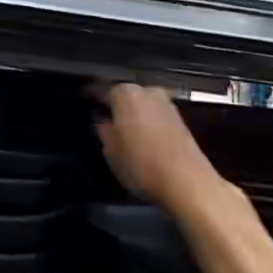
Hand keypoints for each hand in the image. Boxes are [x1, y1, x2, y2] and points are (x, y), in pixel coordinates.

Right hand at [96, 84, 223, 213]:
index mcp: (125, 94)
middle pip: (124, 94)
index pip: (101, 89)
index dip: (90, 95)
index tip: (84, 98)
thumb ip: (102, 129)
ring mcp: (166, 103)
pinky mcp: (179, 119)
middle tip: (101, 116)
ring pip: (140, 103)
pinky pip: (154, 114)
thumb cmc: (142, 164)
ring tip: (120, 129)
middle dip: (113, 103)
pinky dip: (145, 121)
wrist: (188, 183)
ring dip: (131, 113)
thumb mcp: (110, 150)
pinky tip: (139, 136)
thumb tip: (102, 119)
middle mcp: (147, 91)